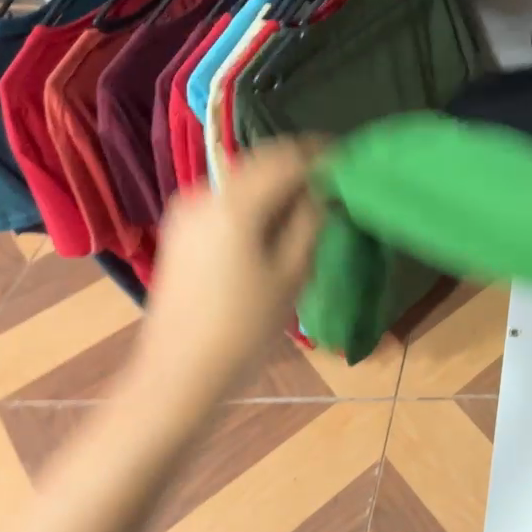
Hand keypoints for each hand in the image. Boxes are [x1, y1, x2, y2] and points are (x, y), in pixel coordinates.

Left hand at [134, 140, 324, 401]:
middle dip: (301, 166)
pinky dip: (258, 199)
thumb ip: (310, 219)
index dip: (323, 155)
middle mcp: (205, 195)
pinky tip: (278, 223)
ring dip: (280, 183)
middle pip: (263, 161)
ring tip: (313, 205)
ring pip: (246, 178)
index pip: (288, 157)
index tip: (353, 162)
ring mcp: (187, 212)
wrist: (178, 376)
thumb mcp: (292, 272)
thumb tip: (326, 187)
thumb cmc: (244, 328)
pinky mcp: (181, 231)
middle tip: (337, 183)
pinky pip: (229, 198)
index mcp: (235, 203)